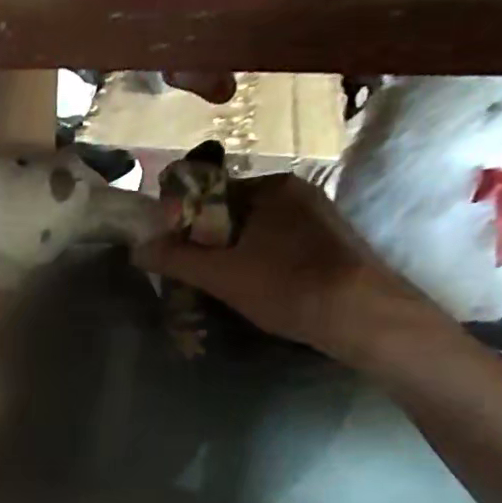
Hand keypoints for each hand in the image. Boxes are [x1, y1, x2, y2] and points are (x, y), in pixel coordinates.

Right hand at [134, 174, 448, 364]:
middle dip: (209, 241)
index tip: (172, 251)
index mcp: (270, 187)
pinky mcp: (333, 243)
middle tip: (195, 274)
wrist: (363, 315)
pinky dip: (262, 261)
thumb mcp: (221, 275)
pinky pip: (282, 244)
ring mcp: (319, 216)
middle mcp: (296, 192)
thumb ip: (176, 259)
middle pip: (234, 212)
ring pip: (258, 231)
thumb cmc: (286, 285)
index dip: (184, 221)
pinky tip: (260, 289)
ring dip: (235, 254)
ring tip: (224, 286)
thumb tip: (138, 248)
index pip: (211, 193)